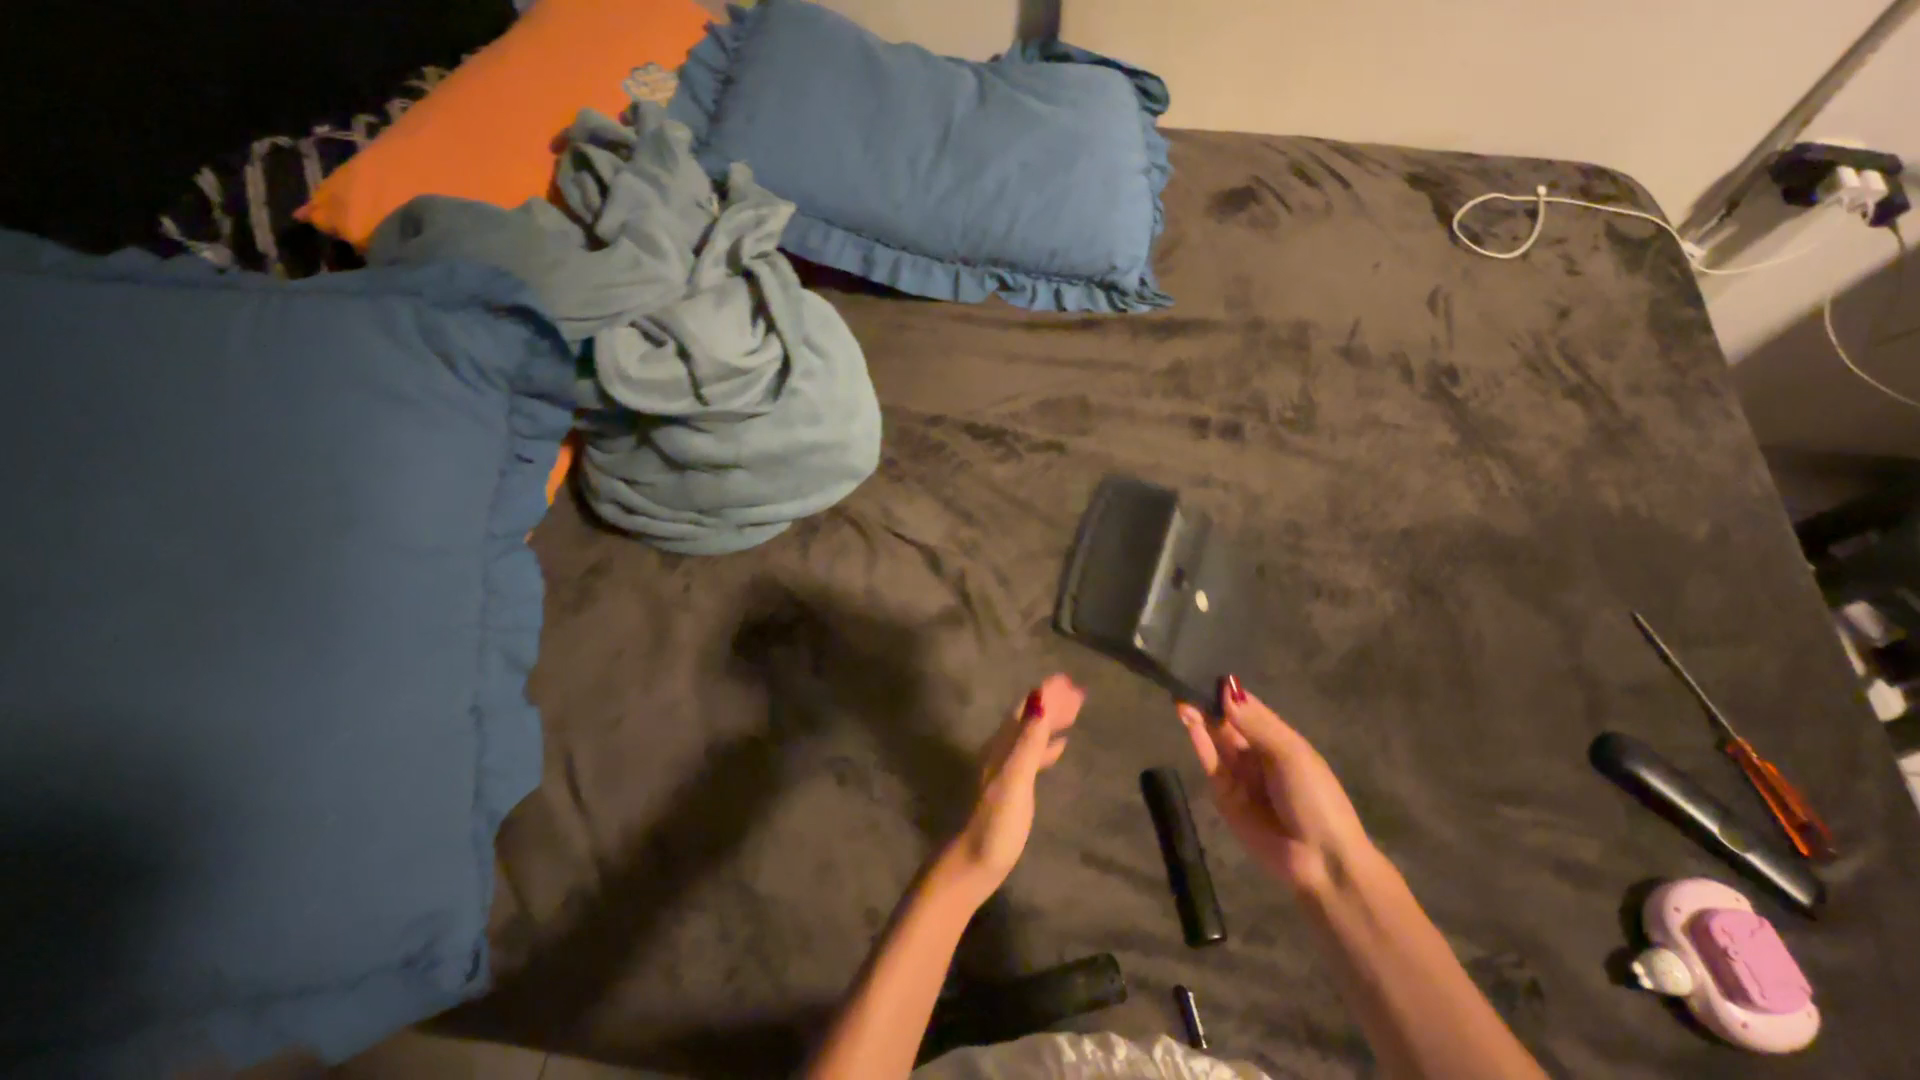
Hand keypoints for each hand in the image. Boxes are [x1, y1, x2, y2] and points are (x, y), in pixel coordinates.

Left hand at [934, 674, 1083, 905]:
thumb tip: (1040, 697)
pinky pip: (1031, 756)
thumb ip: (1028, 741)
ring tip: (1075, 712)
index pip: (1025, 710)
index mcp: (1001, 747)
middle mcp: (1000, 753)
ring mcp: (1004, 771)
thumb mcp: (1015, 780)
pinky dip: (1046, 745)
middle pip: (1027, 719)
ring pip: (1030, 735)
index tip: (1069, 679)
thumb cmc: (996, 825)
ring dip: (1050, 721)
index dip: (1046, 694)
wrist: (972, 864)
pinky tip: (1059, 748)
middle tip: (1079, 692)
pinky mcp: (1011, 790)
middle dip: (1050, 703)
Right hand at [1178, 677, 1373, 895]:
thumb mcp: (1291, 754)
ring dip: (1199, 718)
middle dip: (1209, 702)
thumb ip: (1256, 723)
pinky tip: (1188, 719)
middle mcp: (1257, 755)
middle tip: (1185, 678)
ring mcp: (1239, 776)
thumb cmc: (1315, 798)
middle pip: (1227, 723)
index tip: (1206, 668)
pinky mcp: (1222, 796)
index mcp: (1280, 742)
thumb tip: (1227, 690)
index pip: (1248, 709)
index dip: (1229, 691)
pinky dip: (1198, 741)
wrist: (1320, 859)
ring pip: (1215, 740)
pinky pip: (1209, 763)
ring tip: (1181, 695)